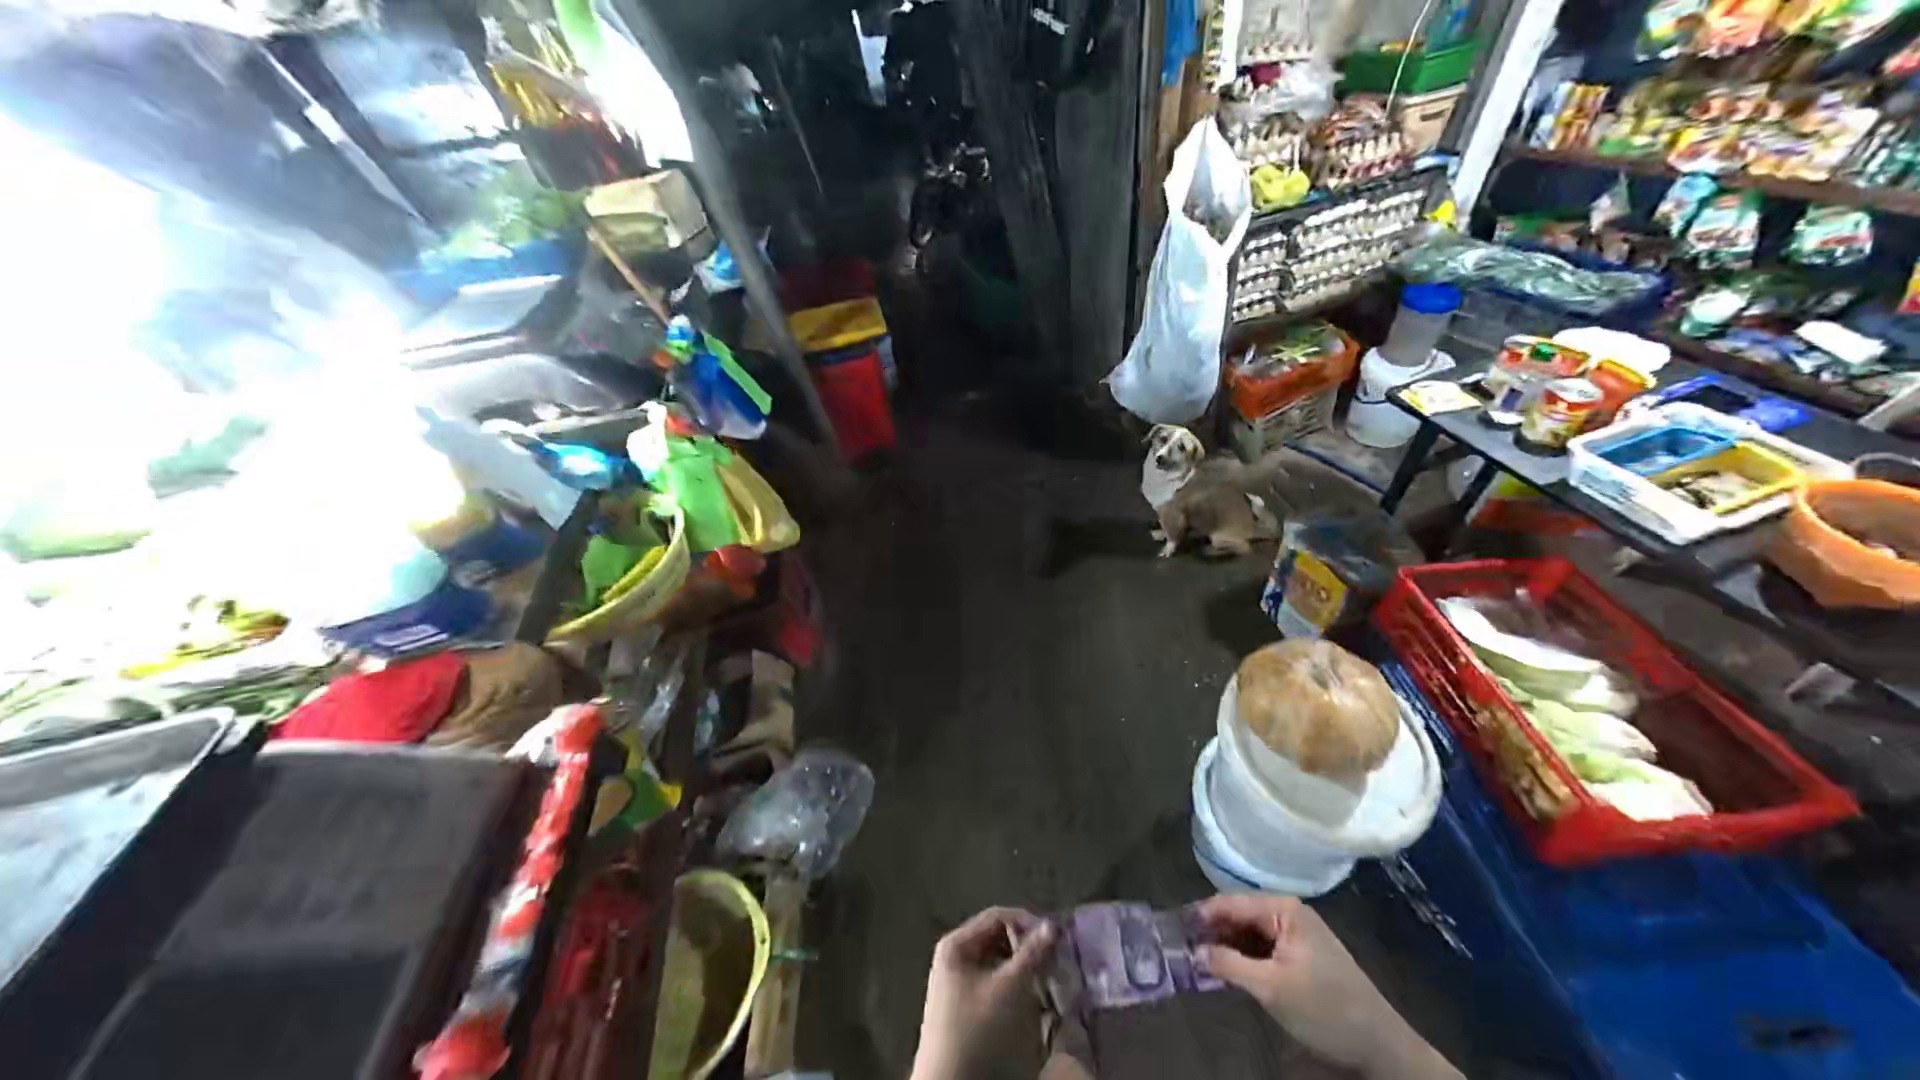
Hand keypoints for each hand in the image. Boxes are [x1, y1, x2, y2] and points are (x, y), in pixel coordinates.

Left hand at [910, 907, 1057, 1079]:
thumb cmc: (978, 1031)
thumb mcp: (1010, 988)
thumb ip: (1032, 953)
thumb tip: (1053, 925)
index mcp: (957, 945)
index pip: (998, 917)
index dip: (1028, 923)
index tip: (1057, 940)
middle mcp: (957, 959)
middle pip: (1000, 941)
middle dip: (1029, 950)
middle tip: (1056, 964)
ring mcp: (962, 986)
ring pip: (1003, 967)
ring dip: (1027, 973)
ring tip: (1051, 987)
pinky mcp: (971, 1012)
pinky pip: (1000, 989)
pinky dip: (1020, 992)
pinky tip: (1038, 1008)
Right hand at [1196, 895, 1460, 1079]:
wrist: (1381, 1046)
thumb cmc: (1325, 1009)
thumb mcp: (1270, 988)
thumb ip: (1228, 963)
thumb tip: (1193, 950)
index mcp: (1283, 909)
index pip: (1229, 902)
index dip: (1201, 916)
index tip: (1174, 930)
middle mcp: (1289, 912)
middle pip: (1239, 914)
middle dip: (1213, 931)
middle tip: (1182, 949)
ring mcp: (1297, 933)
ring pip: (1249, 931)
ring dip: (1227, 945)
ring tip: (1199, 960)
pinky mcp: (1301, 954)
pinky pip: (1263, 946)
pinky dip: (1244, 956)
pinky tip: (1228, 970)